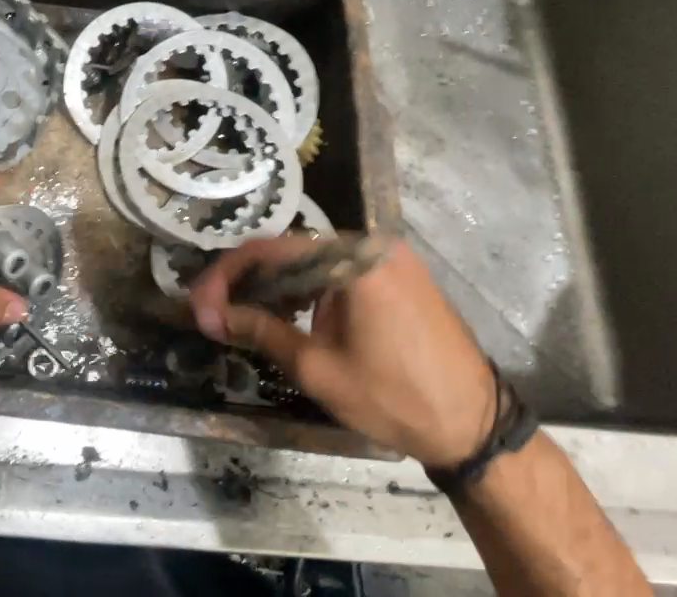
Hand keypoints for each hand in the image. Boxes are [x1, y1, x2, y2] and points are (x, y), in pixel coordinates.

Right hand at [187, 233, 496, 466]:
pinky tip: (288, 314)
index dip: (224, 276)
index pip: (269, 251)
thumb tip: (206, 314)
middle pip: (288, 250)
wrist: (478, 431)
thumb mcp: (316, 368)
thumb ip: (258, 330)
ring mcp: (388, 260)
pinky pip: (336, 270)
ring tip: (245, 317)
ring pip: (310, 260)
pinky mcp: (398, 276)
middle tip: (215, 311)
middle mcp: (371, 247)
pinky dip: (305, 288)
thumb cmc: (394, 398)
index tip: (198, 303)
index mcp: (353, 261)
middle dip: (245, 281)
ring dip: (273, 285)